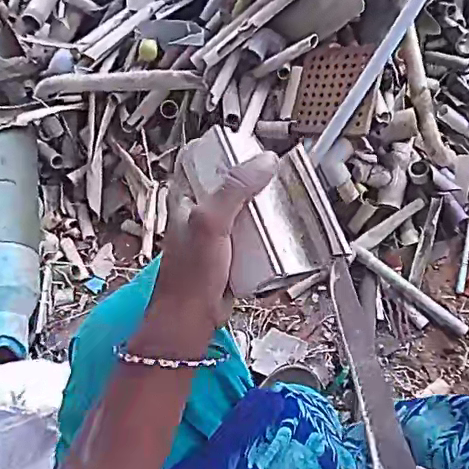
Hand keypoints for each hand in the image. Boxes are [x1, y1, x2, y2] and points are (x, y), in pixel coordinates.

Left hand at [133, 152, 276, 358]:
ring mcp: (216, 235)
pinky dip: (265, 236)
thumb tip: (264, 162)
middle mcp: (200, 214)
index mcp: (186, 199)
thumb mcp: (211, 222)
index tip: (255, 149)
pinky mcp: (230, 255)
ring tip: (282, 203)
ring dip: (262, 211)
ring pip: (245, 213)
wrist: (192, 319)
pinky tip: (277, 236)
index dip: (229, 154)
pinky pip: (252, 238)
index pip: (206, 163)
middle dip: (255, 184)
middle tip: (277, 178)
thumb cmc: (189, 276)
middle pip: (232, 187)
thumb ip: (235, 190)